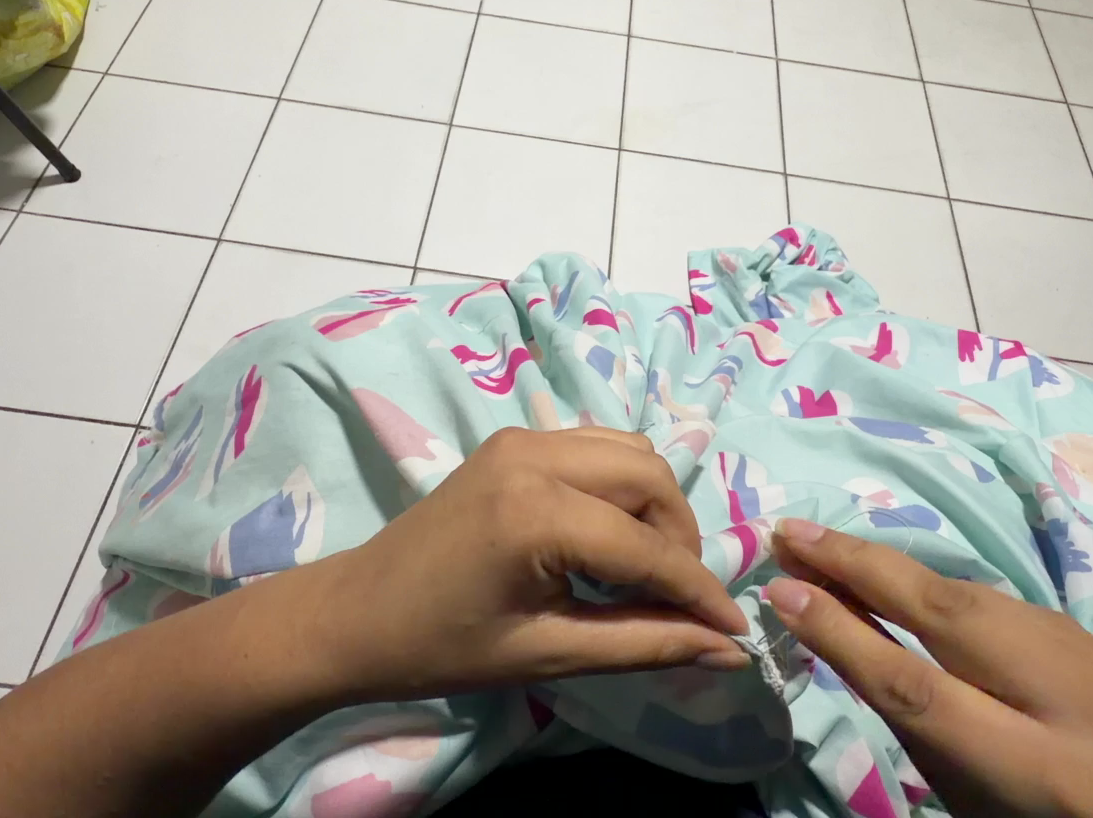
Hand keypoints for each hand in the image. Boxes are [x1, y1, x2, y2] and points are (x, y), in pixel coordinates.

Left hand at [306, 427, 750, 703]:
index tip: (735, 631)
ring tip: (643, 566)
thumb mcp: (547, 654)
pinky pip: (596, 446)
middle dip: (679, 539)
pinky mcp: (514, 437)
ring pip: (629, 451)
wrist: (357, 611)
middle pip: (650, 476)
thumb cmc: (442, 647)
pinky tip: (608, 531)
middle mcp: (534, 454)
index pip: (647, 547)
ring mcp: (522, 436)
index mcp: (535, 512)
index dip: (698, 591)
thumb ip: (645, 643)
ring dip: (654, 505)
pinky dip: (621, 484)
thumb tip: (729, 649)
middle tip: (676, 599)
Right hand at [765, 519, 1092, 817]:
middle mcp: (1082, 707)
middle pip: (949, 614)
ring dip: (883, 563)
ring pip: (965, 594)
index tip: (779, 590)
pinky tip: (884, 570)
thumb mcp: (953, 785)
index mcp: (1044, 776)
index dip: (843, 633)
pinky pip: (987, 598)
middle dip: (857, 565)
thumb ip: (894, 698)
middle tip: (789, 533)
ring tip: (819, 544)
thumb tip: (819, 608)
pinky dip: (926, 581)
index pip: (921, 689)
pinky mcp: (1086, 631)